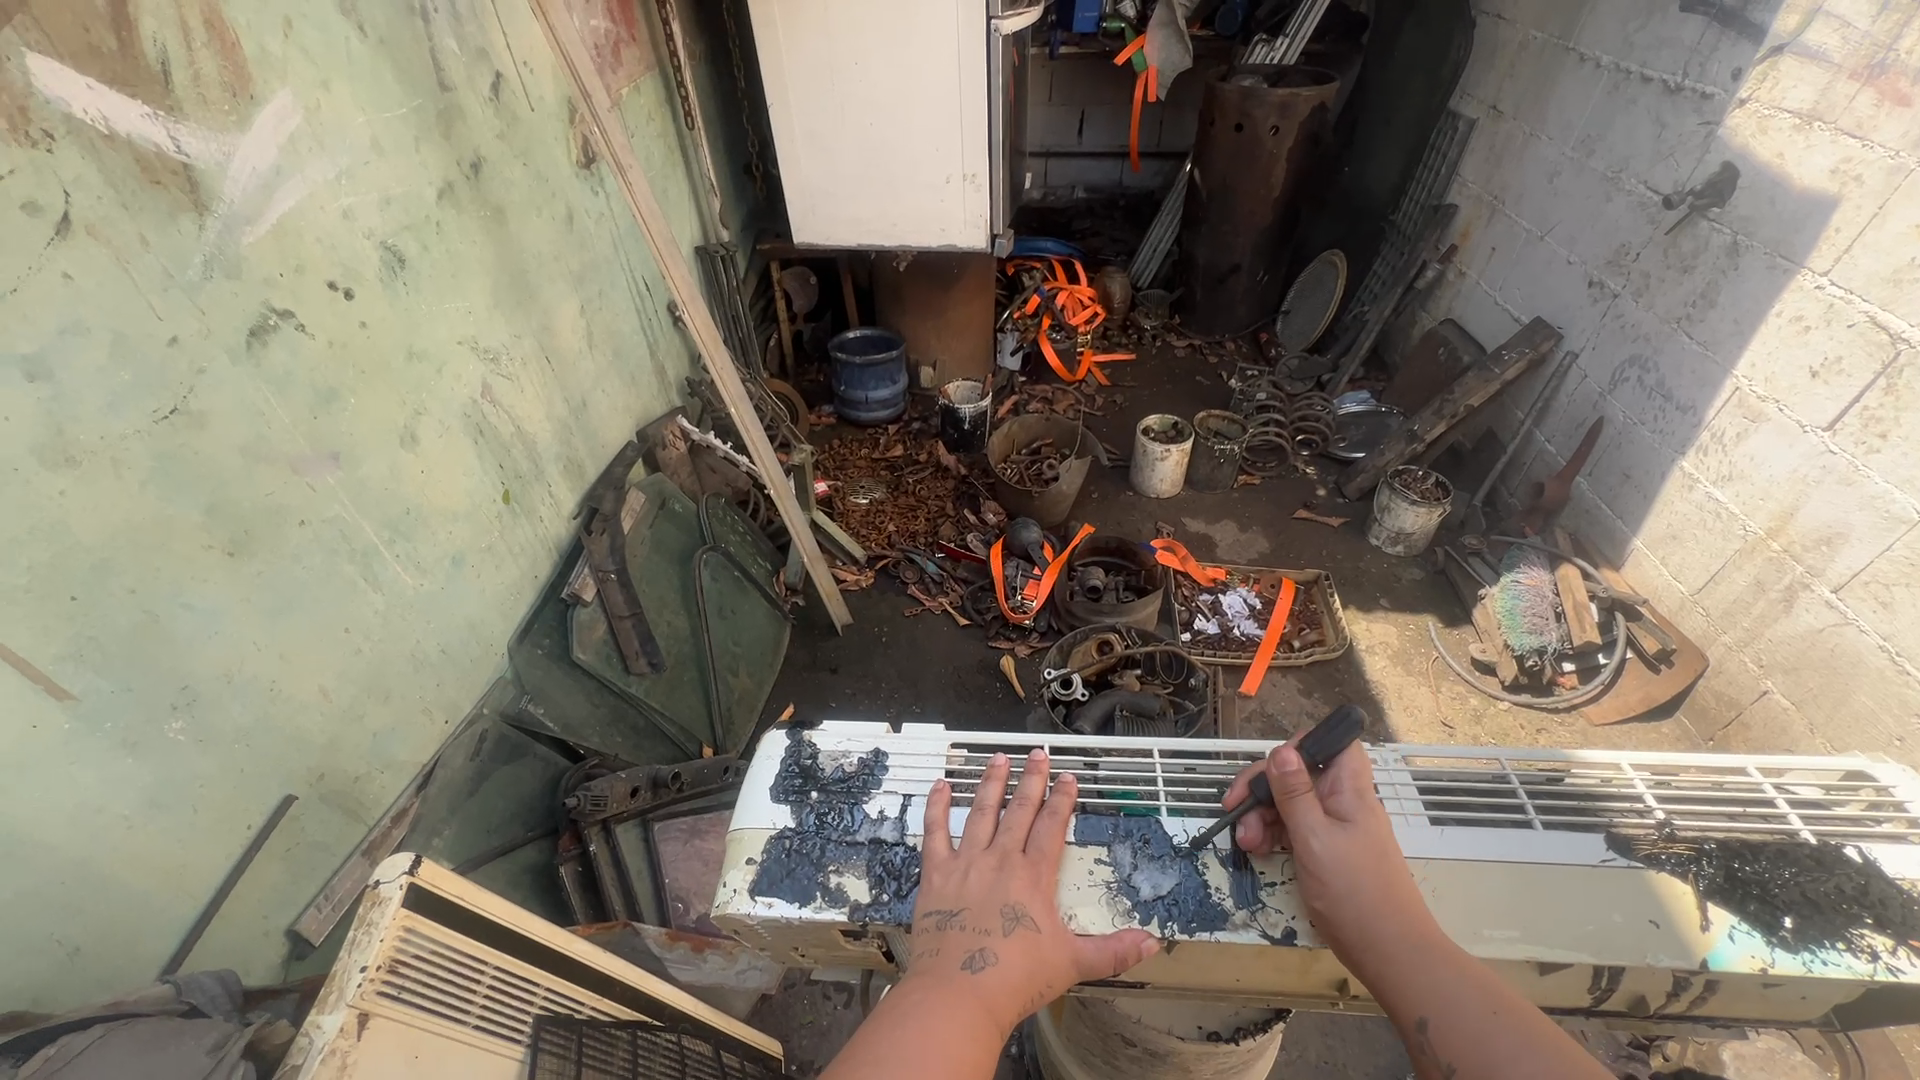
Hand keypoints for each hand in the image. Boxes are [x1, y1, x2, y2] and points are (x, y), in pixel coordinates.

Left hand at [902, 749, 1159, 1033]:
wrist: (959, 994)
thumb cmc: (1016, 980)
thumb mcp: (1072, 964)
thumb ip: (1113, 951)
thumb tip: (1152, 944)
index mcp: (1033, 876)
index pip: (1051, 827)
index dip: (1061, 799)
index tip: (1068, 777)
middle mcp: (1000, 860)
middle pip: (1018, 810)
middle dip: (1030, 779)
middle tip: (1036, 754)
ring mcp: (966, 863)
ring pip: (980, 812)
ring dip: (990, 783)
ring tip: (997, 758)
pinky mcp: (936, 875)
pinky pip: (935, 832)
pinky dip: (936, 807)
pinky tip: (940, 786)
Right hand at [1224, 740, 1440, 973]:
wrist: (1390, 955)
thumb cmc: (1355, 893)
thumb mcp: (1314, 839)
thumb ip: (1294, 793)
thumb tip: (1281, 749)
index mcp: (1349, 791)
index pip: (1333, 743)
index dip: (1303, 744)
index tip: (1270, 767)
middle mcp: (1342, 802)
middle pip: (1298, 773)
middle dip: (1263, 788)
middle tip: (1236, 810)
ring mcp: (1334, 827)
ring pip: (1290, 801)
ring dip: (1262, 815)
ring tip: (1246, 842)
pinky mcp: (1326, 850)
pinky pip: (1293, 827)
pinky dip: (1272, 834)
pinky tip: (1258, 850)